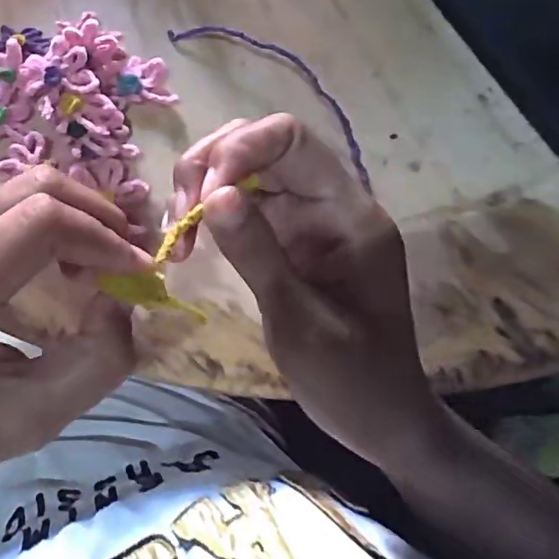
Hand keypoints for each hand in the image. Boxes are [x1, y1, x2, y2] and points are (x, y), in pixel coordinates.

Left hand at [0, 167, 147, 493]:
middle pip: (31, 191)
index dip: (98, 237)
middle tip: (129, 255)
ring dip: (76, 213)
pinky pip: (8, 206)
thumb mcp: (31, 421)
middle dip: (94, 214)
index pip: (35, 226)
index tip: (138, 271)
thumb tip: (128, 300)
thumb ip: (94, 364)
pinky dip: (53, 220)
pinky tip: (70, 257)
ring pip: (21, 189)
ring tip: (105, 256)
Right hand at [175, 115, 443, 462]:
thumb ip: (258, 253)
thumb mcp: (300, 323)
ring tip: (178, 233)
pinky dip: (203, 207)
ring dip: (198, 184)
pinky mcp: (283, 232)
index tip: (202, 199)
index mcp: (346, 210)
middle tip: (180, 216)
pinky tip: (186, 238)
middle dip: (208, 165)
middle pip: (258, 141)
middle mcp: (324, 199)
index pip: (290, 138)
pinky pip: (237, 197)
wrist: (380, 420)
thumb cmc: (352, 379)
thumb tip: (212, 193)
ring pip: (241, 164)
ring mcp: (303, 214)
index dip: (238, 150)